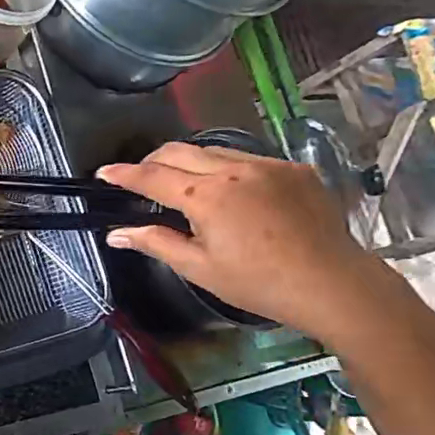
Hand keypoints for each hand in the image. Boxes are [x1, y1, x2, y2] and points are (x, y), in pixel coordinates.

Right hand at [97, 143, 398, 341]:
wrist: (331, 283)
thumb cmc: (256, 282)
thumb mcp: (197, 267)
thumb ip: (155, 242)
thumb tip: (116, 235)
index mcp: (207, 198)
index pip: (152, 177)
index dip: (123, 174)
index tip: (103, 173)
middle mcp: (235, 171)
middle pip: (180, 151)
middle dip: (153, 161)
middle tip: (139, 179)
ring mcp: (268, 166)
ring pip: (214, 150)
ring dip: (189, 163)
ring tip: (183, 186)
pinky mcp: (294, 169)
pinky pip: (248, 159)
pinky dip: (226, 170)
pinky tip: (230, 194)